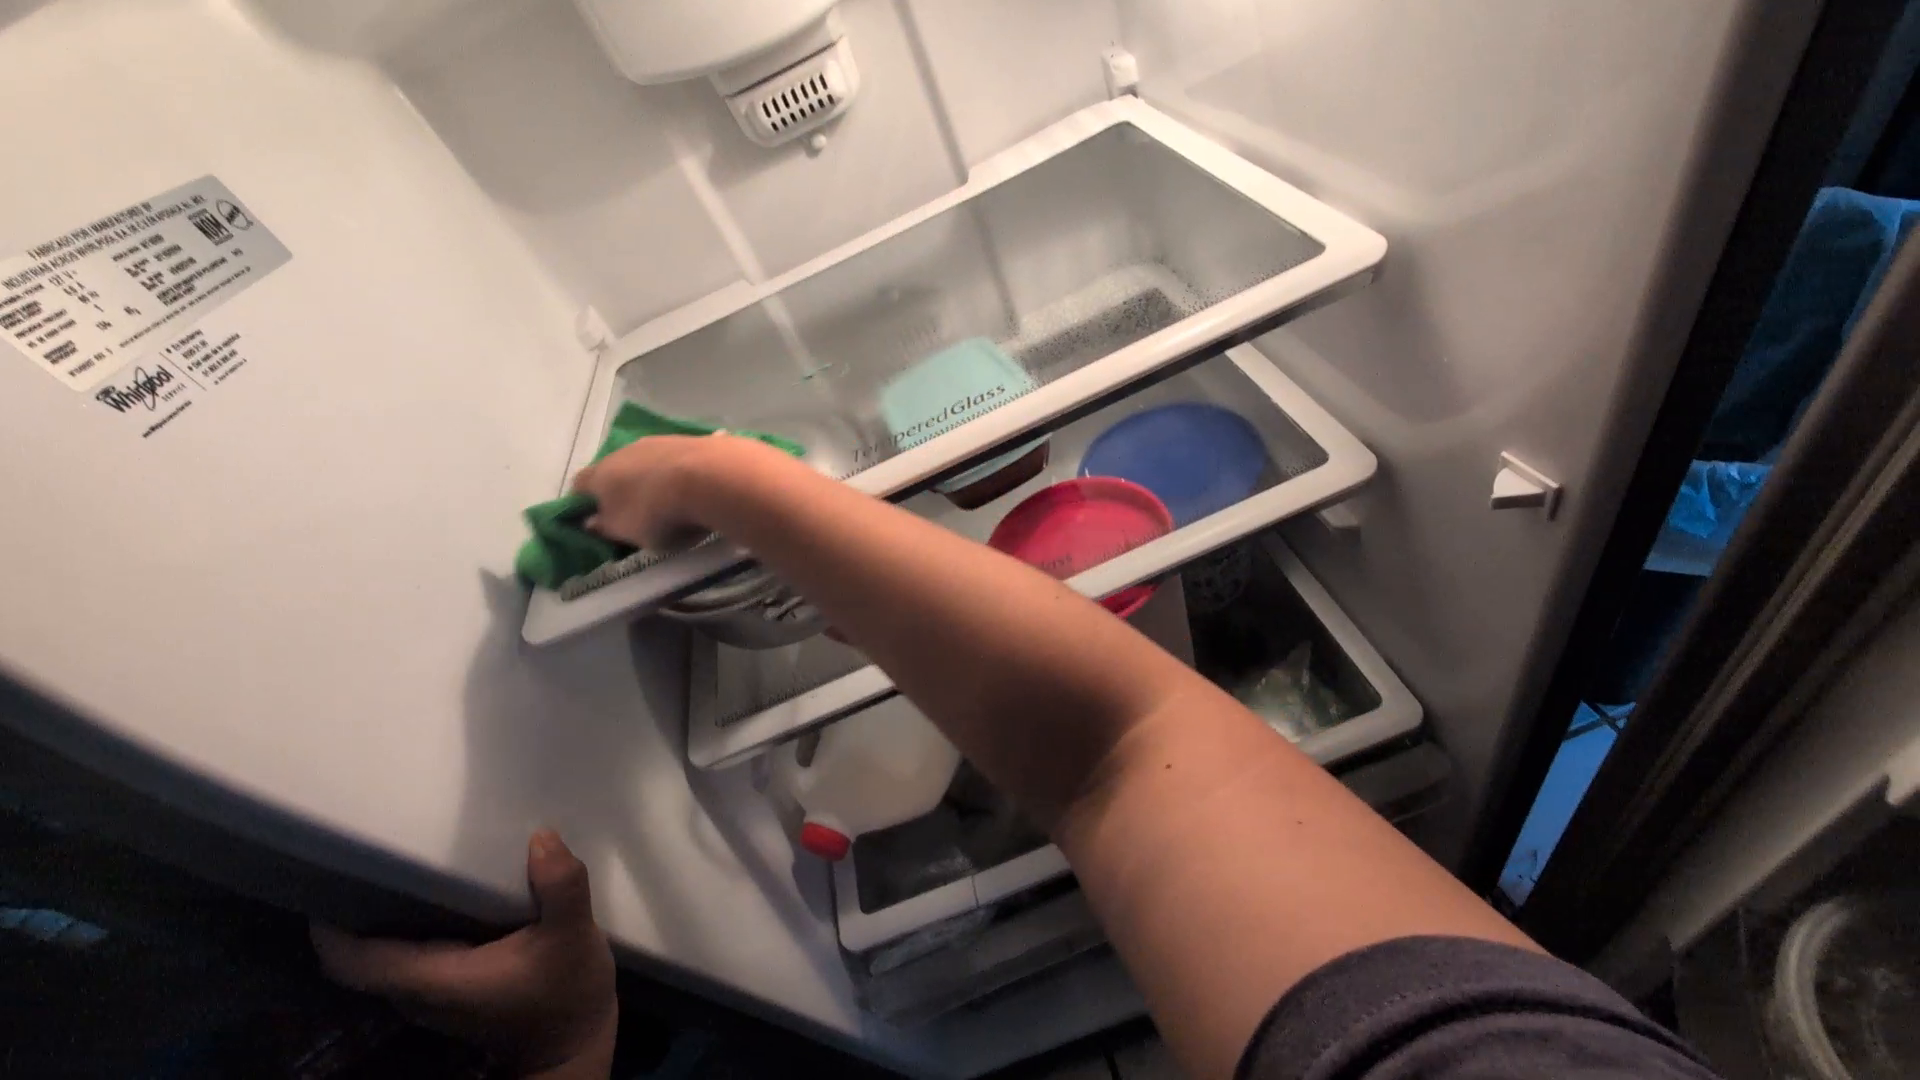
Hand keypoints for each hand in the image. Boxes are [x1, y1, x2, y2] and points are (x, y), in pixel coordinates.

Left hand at [311, 831, 616, 1078]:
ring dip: (388, 915)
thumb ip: (560, 887)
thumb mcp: (573, 936)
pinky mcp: (453, 990)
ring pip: (388, 956)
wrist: (575, 1047)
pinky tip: (447, 890)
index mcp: (434, 979)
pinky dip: (416, 924)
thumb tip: (541, 837)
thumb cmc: (566, 994)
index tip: (327, 877)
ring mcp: (434, 996)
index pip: (355, 962)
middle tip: (372, 849)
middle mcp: (419, 992)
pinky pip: (413, 956)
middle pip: (364, 956)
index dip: (331, 927)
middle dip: (360, 907)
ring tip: (407, 859)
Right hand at [572, 432, 786, 549]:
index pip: (580, 485)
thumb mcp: (627, 533)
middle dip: (622, 488)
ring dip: (653, 477)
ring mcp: (661, 441)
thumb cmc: (658, 512)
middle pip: (615, 468)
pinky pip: (679, 459)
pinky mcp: (693, 440)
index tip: (595, 519)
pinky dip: (681, 472)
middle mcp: (626, 450)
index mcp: (601, 473)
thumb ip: (606, 527)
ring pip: (647, 460)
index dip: (584, 502)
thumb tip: (591, 521)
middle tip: (636, 512)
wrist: (712, 477)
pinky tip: (695, 485)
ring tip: (670, 499)